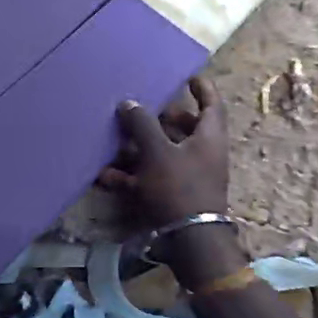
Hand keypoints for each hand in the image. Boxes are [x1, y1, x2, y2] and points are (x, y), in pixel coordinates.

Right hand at [100, 77, 229, 226]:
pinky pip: (151, 179)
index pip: (211, 104)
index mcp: (209, 137)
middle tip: (145, 110)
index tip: (189, 76)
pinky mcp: (174, 197)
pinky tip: (105, 176)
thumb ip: (142, 125)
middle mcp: (202, 155)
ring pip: (164, 154)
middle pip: (185, 129)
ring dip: (140, 148)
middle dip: (163, 119)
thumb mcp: (157, 151)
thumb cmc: (179, 187)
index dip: (202, 88)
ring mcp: (189, 177)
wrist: (189, 241)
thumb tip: (130, 102)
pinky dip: (131, 176)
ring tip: (116, 140)